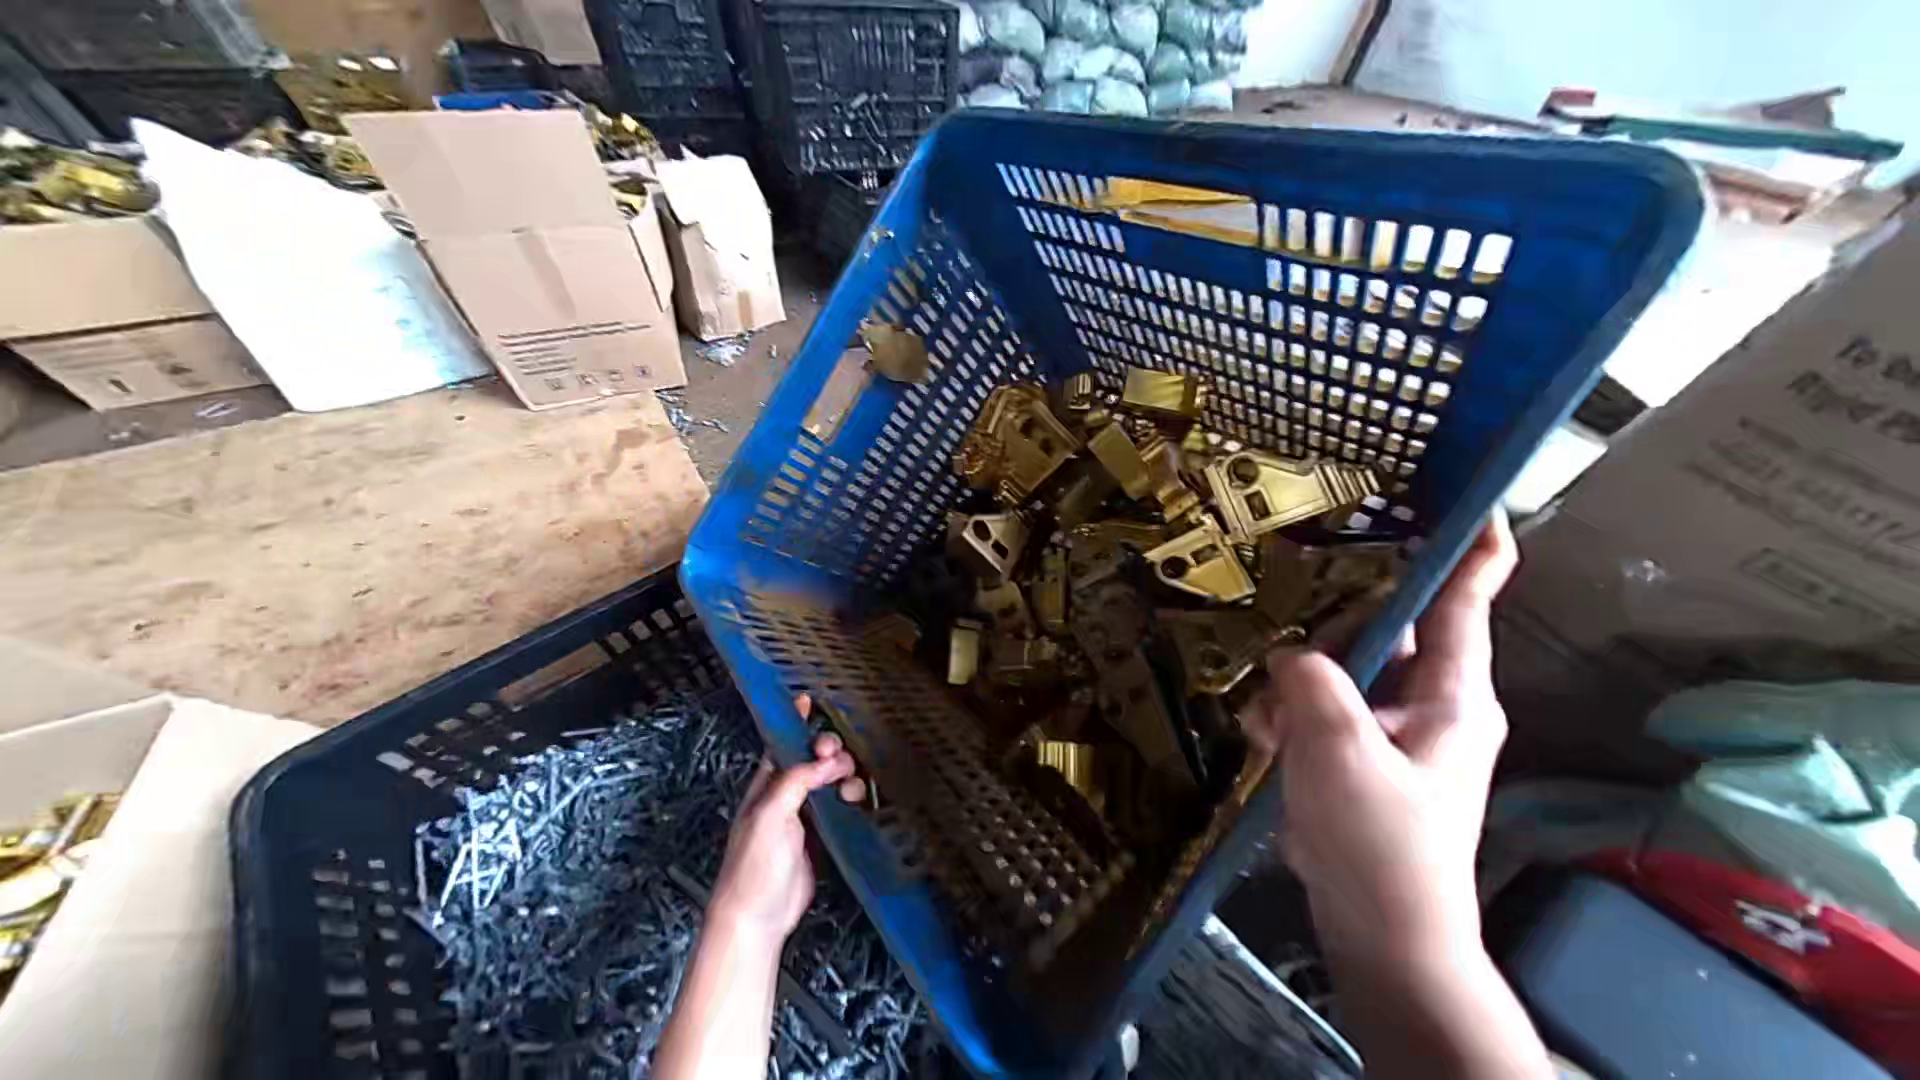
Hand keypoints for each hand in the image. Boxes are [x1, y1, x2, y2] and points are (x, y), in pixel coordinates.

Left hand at [709, 695, 866, 938]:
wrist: (757, 918)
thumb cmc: (753, 865)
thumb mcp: (770, 815)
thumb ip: (796, 781)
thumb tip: (827, 758)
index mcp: (767, 785)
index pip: (783, 744)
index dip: (794, 723)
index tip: (808, 700)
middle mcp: (786, 795)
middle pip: (813, 760)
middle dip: (829, 751)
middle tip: (839, 756)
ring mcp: (805, 816)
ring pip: (831, 781)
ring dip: (844, 775)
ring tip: (850, 786)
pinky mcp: (822, 836)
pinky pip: (840, 806)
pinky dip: (851, 797)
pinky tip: (858, 799)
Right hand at [1241, 512, 1517, 963]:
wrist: (1377, 927)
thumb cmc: (1382, 844)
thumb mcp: (1341, 755)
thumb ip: (1313, 686)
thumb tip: (1291, 652)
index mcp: (1450, 695)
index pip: (1465, 605)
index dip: (1471, 550)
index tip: (1465, 500)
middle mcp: (1422, 701)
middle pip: (1374, 631)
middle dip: (1323, 640)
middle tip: (1286, 653)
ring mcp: (1384, 727)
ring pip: (1330, 671)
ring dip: (1292, 692)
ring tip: (1273, 730)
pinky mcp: (1352, 750)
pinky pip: (1312, 708)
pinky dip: (1285, 721)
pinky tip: (1269, 746)